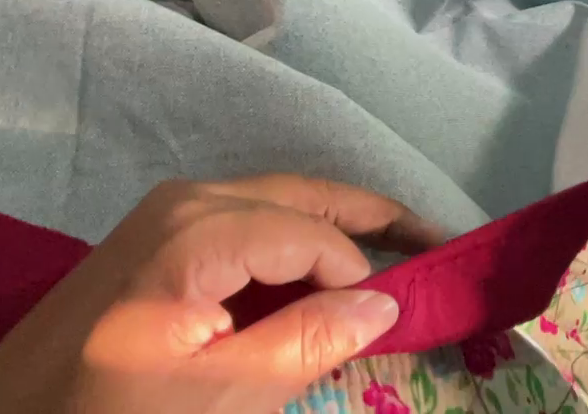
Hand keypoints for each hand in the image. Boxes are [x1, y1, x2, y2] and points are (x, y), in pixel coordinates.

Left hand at [0, 175, 444, 413]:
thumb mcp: (219, 402)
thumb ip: (309, 340)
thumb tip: (386, 299)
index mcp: (202, 229)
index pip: (315, 234)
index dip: (365, 271)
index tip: (400, 312)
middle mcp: (189, 196)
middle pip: (305, 195)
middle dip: (371, 217)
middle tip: (434, 238)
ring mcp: (167, 209)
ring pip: (278, 202)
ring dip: (334, 227)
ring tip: (389, 249)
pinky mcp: (154, 232)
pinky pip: (244, 220)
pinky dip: (290, 241)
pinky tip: (314, 267)